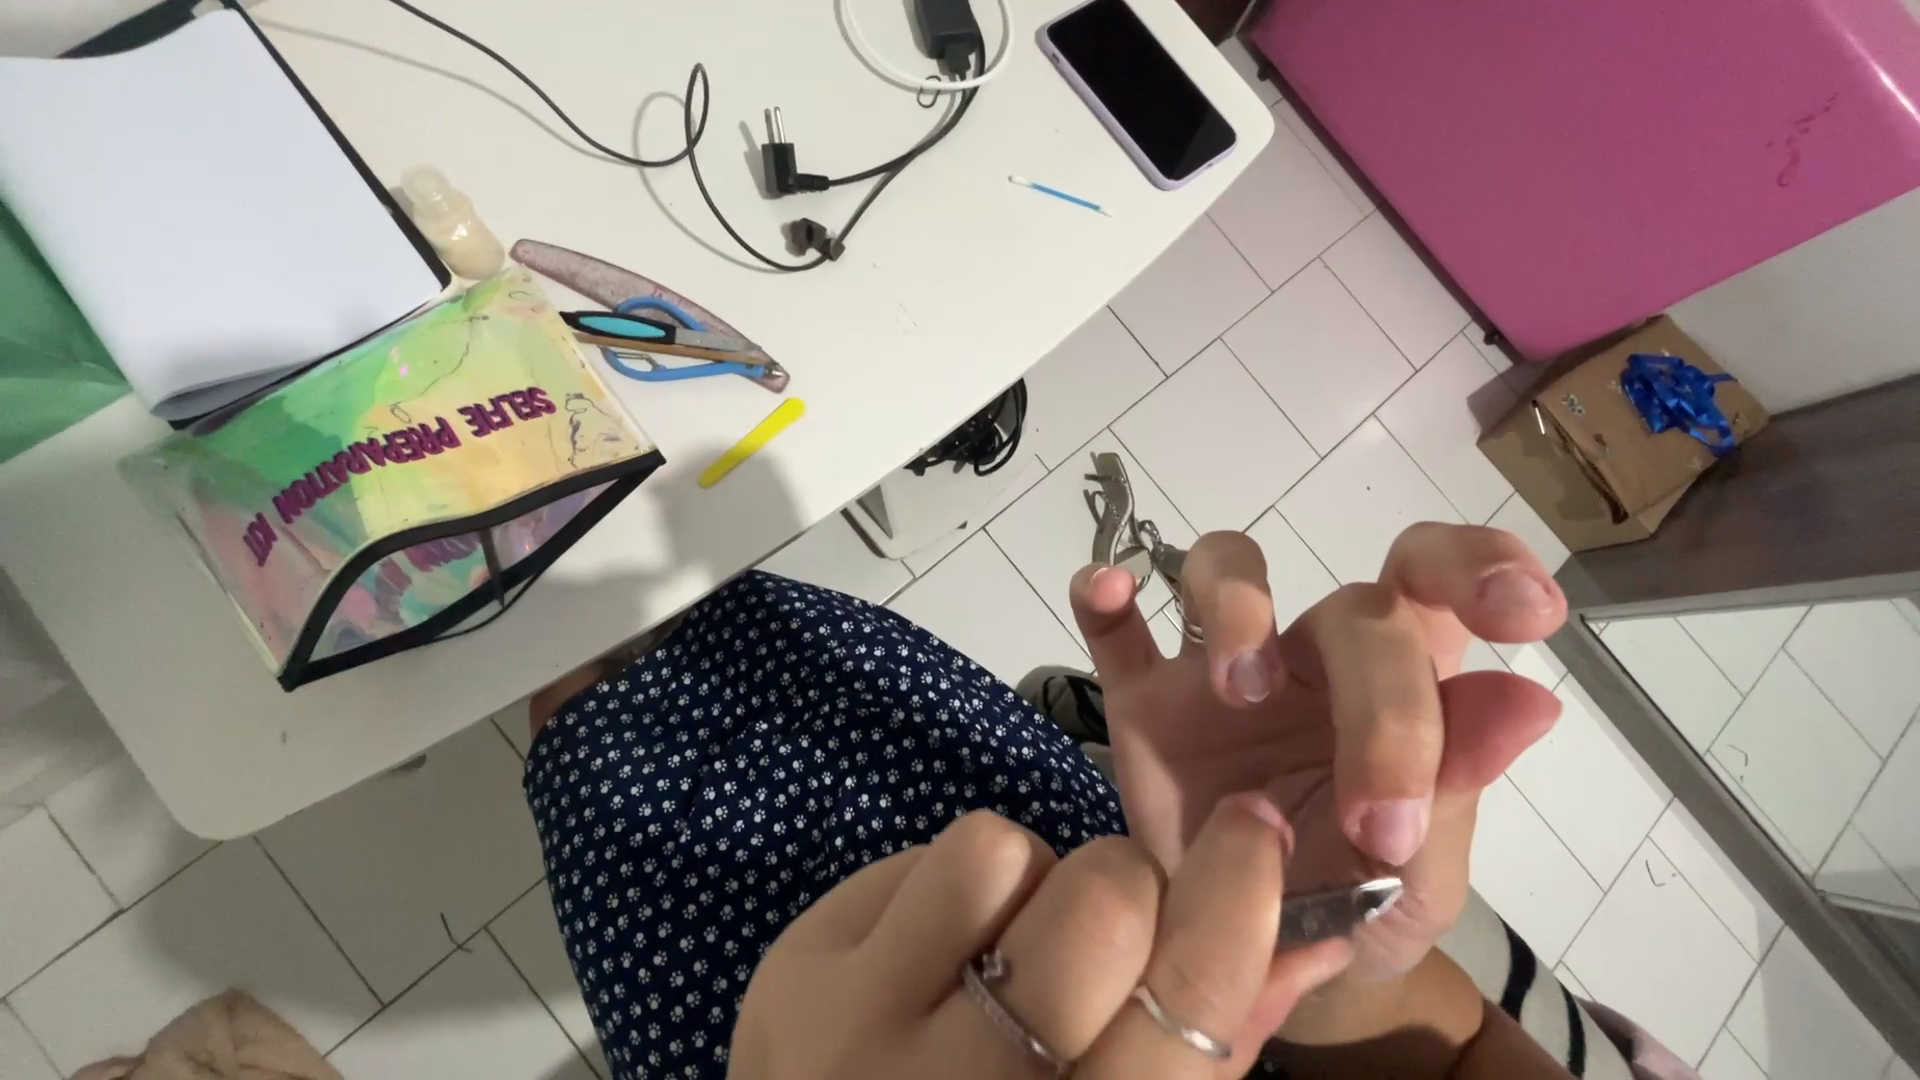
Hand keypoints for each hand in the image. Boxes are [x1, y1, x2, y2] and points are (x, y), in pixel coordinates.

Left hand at [731, 800, 1351, 1078]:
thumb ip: (1217, 1031)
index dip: (1235, 899)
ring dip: (1029, 874)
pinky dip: (958, 877)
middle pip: (1098, 905)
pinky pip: (924, 853)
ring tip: (1002, 938)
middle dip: (1125, 879)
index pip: (1185, 1011)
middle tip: (1105, 911)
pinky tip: (935, 940)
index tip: (1255, 822)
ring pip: (999, 849)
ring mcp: (859, 1031)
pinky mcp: (797, 970)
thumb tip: (1312, 930)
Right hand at [1068, 524, 1565, 984]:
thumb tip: (1528, 697)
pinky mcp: (1143, 700)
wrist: (1248, 950)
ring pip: (1223, 566)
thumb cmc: (1351, 900)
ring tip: (1235, 688)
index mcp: (1395, 684)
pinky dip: (1105, 601)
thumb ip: (1456, 785)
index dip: (1477, 566)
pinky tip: (1103, 590)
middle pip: (1349, 605)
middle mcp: (1307, 655)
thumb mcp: (1419, 873)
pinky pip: (1116, 633)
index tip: (1520, 611)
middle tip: (1371, 818)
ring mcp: (1213, 670)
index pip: (1435, 583)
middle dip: (1380, 702)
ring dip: (1236, 604)